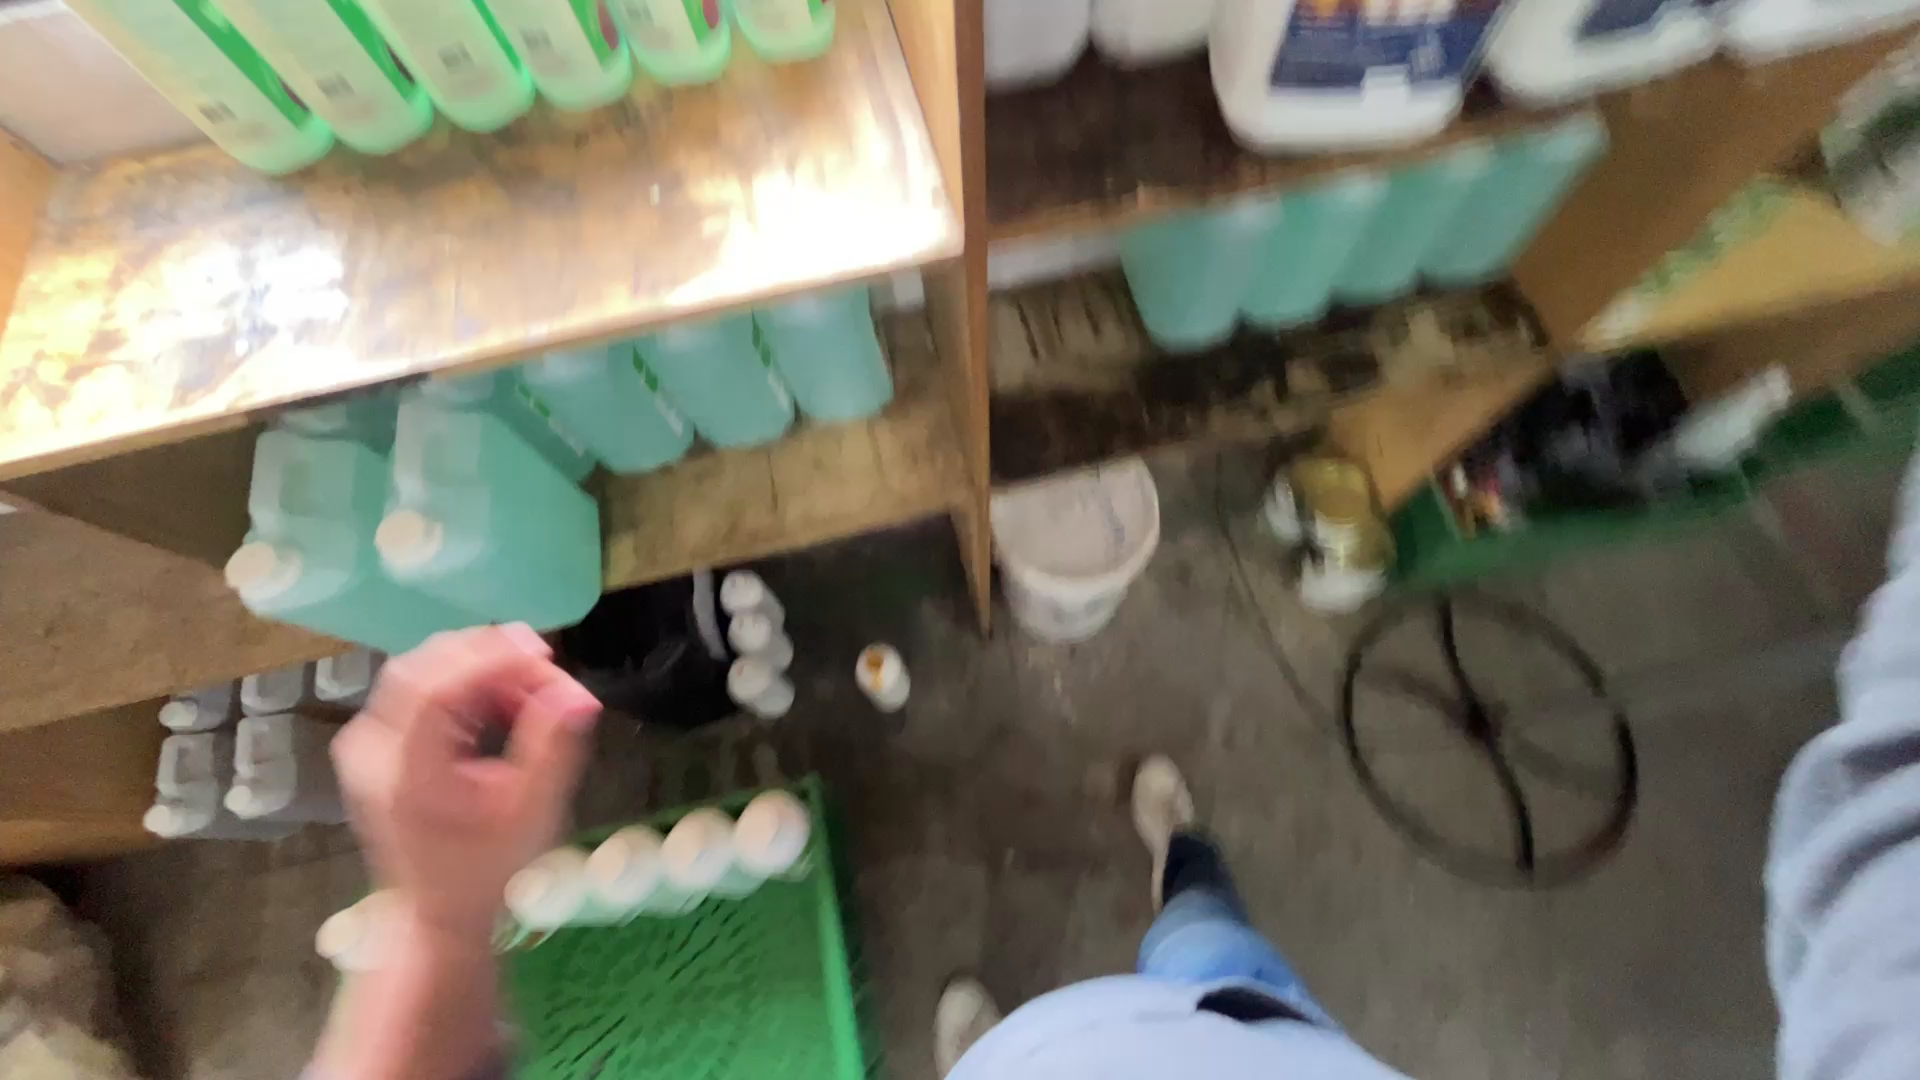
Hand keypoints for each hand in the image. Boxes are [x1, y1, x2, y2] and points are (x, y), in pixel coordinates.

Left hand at [332, 624, 600, 941]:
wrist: (435, 912)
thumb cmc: (487, 867)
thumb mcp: (533, 810)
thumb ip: (554, 747)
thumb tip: (581, 696)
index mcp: (407, 773)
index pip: (438, 690)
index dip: (492, 660)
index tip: (545, 654)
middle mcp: (374, 749)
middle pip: (424, 667)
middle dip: (491, 654)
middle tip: (546, 667)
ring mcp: (371, 743)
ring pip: (423, 669)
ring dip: (481, 664)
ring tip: (530, 685)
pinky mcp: (382, 741)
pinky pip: (423, 685)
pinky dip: (469, 679)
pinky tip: (504, 698)